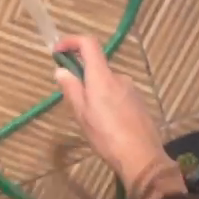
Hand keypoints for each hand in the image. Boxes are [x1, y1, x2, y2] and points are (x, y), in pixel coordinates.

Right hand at [51, 36, 171, 190]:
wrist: (141, 156)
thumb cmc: (106, 136)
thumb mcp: (82, 114)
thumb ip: (72, 89)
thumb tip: (61, 70)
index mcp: (102, 77)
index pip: (89, 44)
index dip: (71, 41)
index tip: (57, 50)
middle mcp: (119, 77)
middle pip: (97, 68)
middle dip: (82, 79)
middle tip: (74, 105)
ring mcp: (131, 89)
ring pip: (106, 84)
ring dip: (96, 94)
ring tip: (92, 121)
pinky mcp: (138, 101)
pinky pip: (117, 94)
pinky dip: (108, 102)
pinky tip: (108, 125)